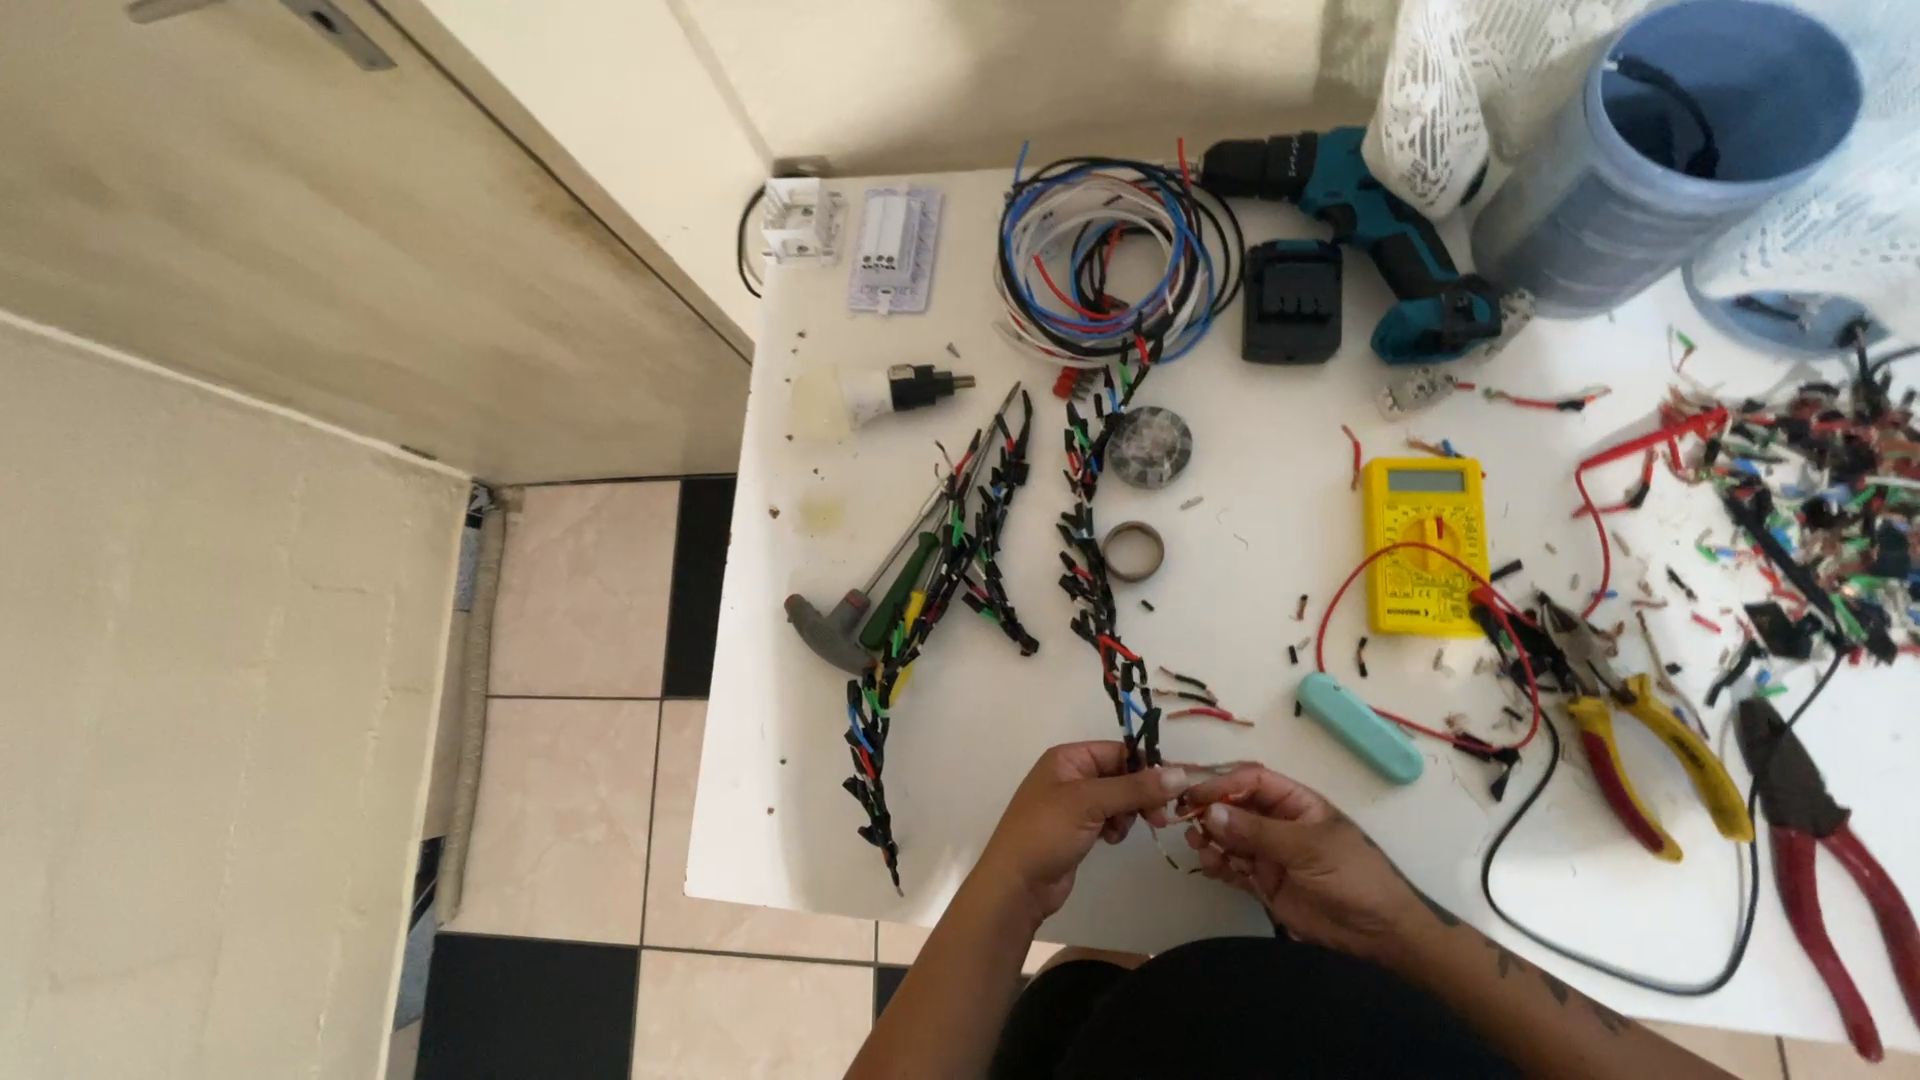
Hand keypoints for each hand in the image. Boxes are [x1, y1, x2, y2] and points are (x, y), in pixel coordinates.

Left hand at [972, 741, 1195, 927]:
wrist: (1017, 884)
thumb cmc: (1046, 832)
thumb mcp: (1089, 803)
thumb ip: (1135, 788)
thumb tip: (1181, 775)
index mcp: (1068, 758)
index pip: (1118, 751)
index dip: (1146, 767)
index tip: (1172, 789)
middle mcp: (1071, 774)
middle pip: (1121, 775)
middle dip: (1140, 794)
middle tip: (1158, 818)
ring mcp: (1074, 803)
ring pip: (1118, 799)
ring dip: (1127, 814)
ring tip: (1118, 831)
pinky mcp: (1078, 828)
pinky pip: (1109, 818)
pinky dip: (1115, 827)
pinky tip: (1109, 840)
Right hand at [1182, 765, 1448, 963]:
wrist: (1381, 934)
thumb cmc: (1354, 877)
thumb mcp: (1308, 849)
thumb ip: (1257, 832)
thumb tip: (1211, 813)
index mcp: (1296, 804)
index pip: (1253, 781)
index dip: (1224, 784)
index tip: (1196, 795)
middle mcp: (1279, 823)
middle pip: (1235, 807)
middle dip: (1210, 811)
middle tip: (1186, 821)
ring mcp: (1270, 853)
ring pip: (1229, 837)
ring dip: (1210, 838)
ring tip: (1197, 846)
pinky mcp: (1264, 882)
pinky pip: (1232, 867)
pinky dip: (1216, 864)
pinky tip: (1209, 866)